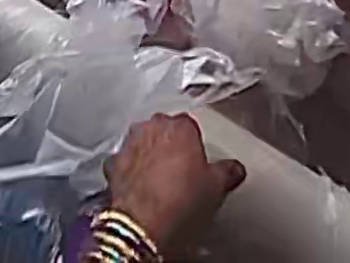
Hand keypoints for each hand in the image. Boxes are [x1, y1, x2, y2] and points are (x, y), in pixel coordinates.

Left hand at [106, 113, 245, 247]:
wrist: (145, 223)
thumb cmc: (179, 199)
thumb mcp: (214, 186)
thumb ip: (227, 171)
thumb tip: (234, 170)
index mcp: (181, 126)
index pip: (190, 125)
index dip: (193, 144)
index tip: (196, 159)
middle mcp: (155, 126)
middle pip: (164, 128)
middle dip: (169, 143)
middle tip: (177, 169)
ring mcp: (132, 143)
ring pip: (141, 140)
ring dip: (146, 152)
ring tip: (156, 179)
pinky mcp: (114, 162)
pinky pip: (122, 160)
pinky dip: (127, 169)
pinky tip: (135, 185)